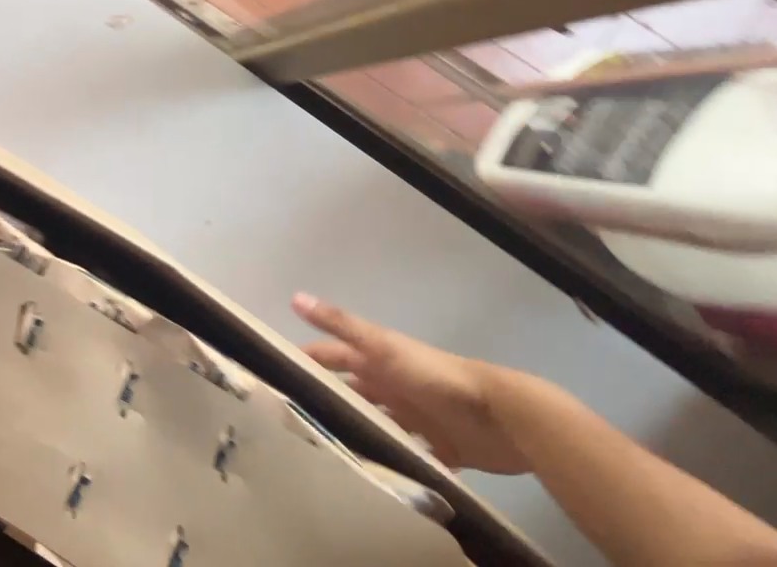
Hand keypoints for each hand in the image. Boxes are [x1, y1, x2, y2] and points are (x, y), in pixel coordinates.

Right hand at [293, 293, 533, 473]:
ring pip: (378, 425)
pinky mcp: (440, 449)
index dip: (303, 362)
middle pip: (351, 394)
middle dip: (326, 404)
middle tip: (294, 426)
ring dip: (358, 436)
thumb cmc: (434, 376)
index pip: (329, 356)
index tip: (272, 379)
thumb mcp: (382, 346)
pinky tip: (376, 479)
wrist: (504, 417)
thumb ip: (340, 324)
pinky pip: (412, 457)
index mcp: (375, 361)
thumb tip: (295, 297)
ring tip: (327, 457)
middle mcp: (391, 386)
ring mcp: (416, 418)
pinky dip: (397, 465)